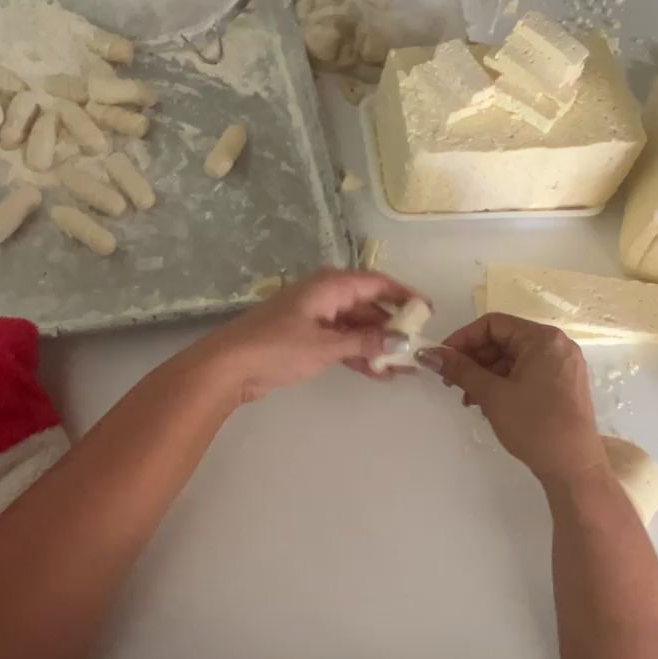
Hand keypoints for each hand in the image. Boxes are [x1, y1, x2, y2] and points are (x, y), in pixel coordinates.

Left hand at [199, 268, 422, 402]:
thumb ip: (365, 341)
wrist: (228, 366)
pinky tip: (379, 373)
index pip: (377, 284)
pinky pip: (342, 342)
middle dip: (393, 329)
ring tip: (403, 369)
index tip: (429, 311)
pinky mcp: (306, 339)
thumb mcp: (325, 346)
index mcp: (329, 285)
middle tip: (418, 350)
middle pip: (368, 307)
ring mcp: (315, 318)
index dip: (405, 296)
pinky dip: (358, 355)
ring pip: (356, 328)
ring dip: (377, 346)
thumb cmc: (276, 348)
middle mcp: (325, 296)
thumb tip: (402, 340)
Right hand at [422, 313, 607, 484]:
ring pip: (513, 358)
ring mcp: (563, 365)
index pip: (493, 324)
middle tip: (453, 383)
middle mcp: (557, 345)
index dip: (463, 339)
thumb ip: (460, 370)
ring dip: (486, 374)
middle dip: (474, 359)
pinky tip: (490, 404)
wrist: (574, 467)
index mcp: (543, 339)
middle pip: (504, 340)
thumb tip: (428, 354)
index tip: (442, 360)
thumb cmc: (534, 425)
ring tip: (470, 400)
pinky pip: (527, 373)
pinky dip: (504, 383)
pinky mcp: (563, 385)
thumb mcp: (492, 395)